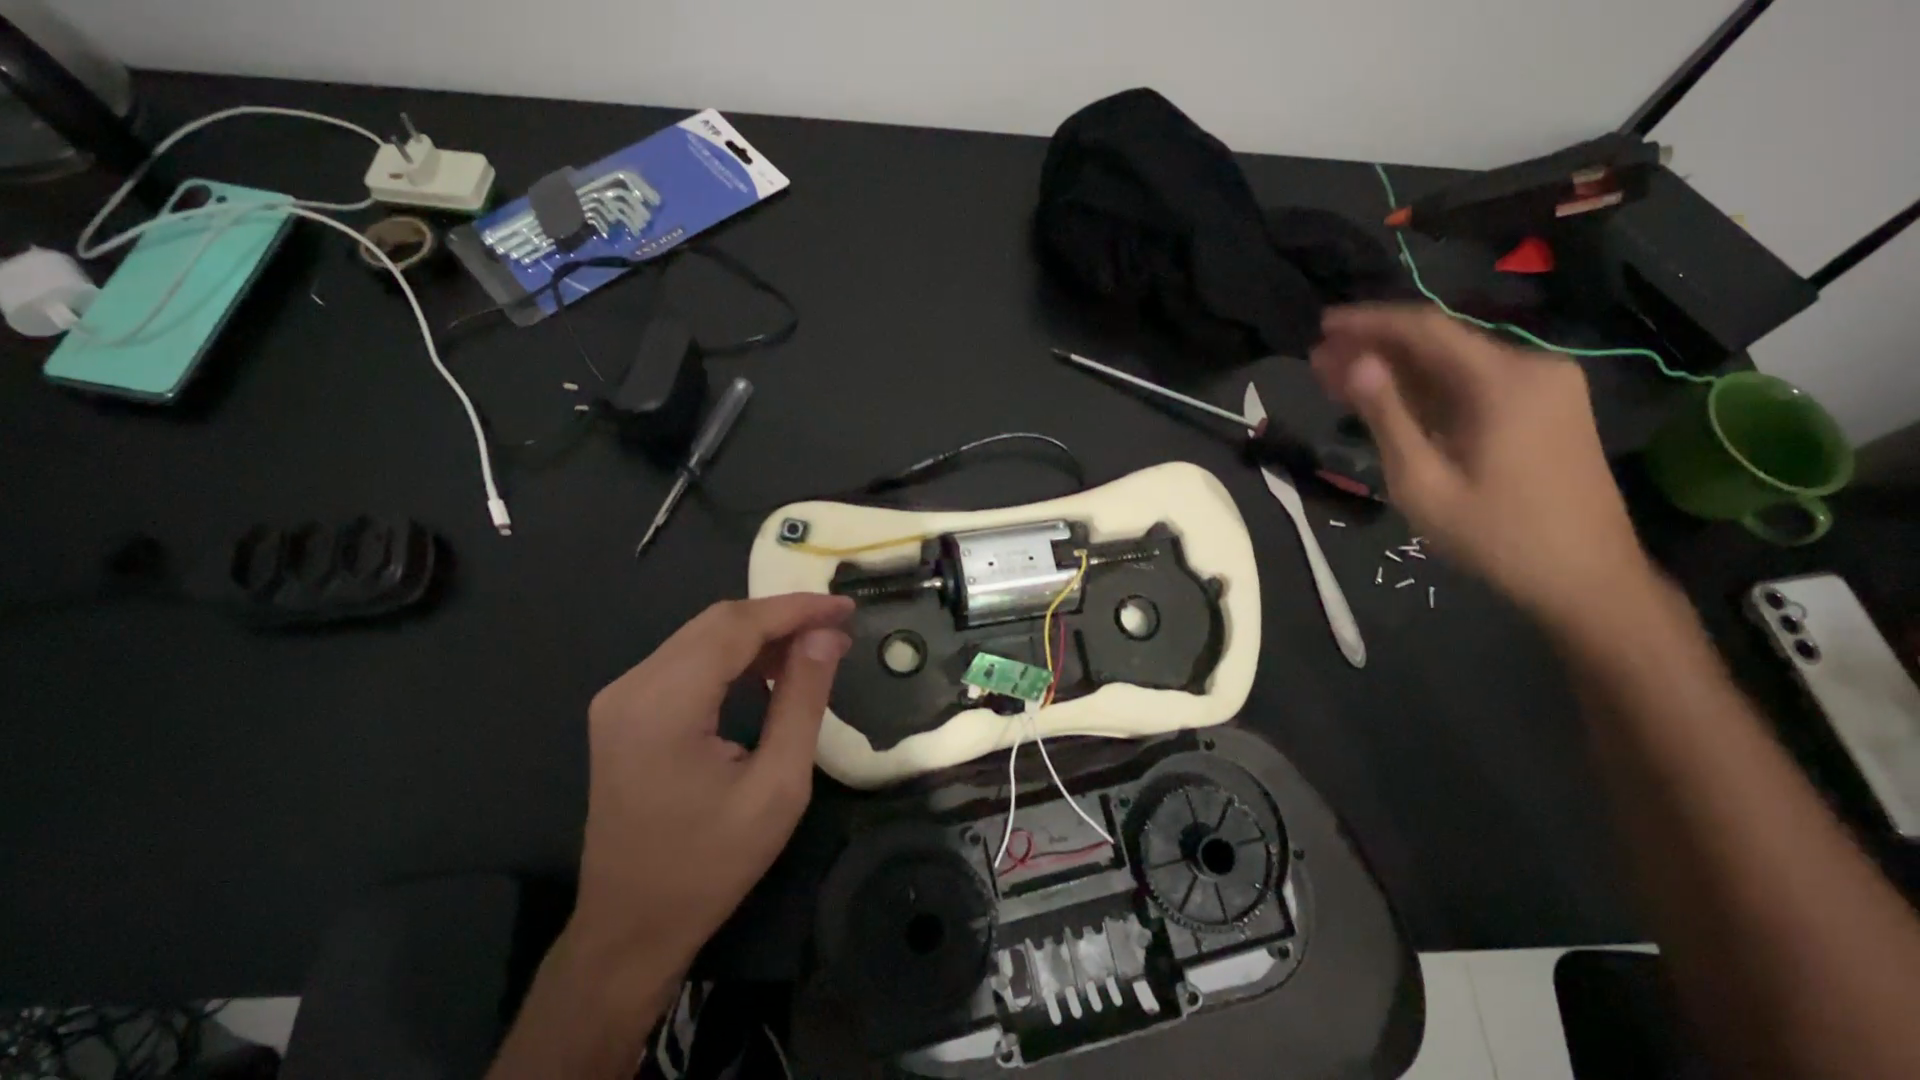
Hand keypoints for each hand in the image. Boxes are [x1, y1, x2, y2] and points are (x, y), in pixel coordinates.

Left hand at [571, 593, 853, 972]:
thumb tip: (826, 637)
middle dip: (779, 619)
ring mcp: (620, 699)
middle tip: (837, 631)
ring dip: (756, 637)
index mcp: (663, 704)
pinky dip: (729, 660)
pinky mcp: (622, 714)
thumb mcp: (776, 787)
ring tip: (813, 650)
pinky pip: (683, 664)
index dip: (795, 610)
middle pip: (714, 624)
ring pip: (698, 639)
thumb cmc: (710, 865)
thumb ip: (801, 702)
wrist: (632, 925)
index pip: (735, 626)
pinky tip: (766, 673)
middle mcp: (631, 687)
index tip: (846, 609)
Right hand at [1310, 304, 1655, 626]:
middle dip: (1377, 347)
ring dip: (1400, 369)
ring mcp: (1546, 386)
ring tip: (1341, 378)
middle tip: (1320, 358)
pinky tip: (1392, 399)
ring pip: (1456, 363)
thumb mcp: (1424, 483)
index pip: (1425, 328)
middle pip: (1441, 342)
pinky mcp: (1547, 408)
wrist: (1588, 579)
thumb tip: (1353, 363)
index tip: (1322, 325)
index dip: (1369, 322)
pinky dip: (1432, 389)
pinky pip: (1477, 384)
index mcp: (1505, 379)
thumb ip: (1387, 417)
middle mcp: (1532, 367)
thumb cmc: (1498, 537)